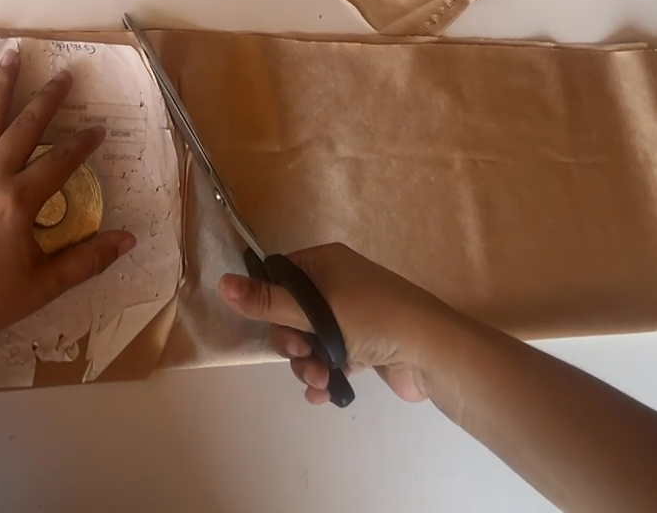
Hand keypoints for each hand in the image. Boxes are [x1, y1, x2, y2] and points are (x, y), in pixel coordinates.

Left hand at [0, 49, 136, 355]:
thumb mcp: (44, 286)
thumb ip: (87, 259)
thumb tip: (128, 239)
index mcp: (19, 202)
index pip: (60, 162)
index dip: (83, 144)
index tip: (99, 130)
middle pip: (25, 128)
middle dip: (48, 99)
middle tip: (65, 75)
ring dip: (1, 85)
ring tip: (11, 54)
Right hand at [218, 242, 439, 405]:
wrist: (434, 353)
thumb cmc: (373, 317)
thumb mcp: (316, 309)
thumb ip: (268, 302)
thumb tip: (222, 282)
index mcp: (325, 263)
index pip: (281, 277)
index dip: (269, 304)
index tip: (272, 326)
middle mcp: (337, 285)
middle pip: (292, 314)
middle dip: (292, 341)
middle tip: (301, 356)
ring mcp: (352, 317)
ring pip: (311, 341)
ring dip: (308, 363)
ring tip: (321, 379)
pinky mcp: (364, 347)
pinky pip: (331, 358)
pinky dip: (325, 375)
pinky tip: (325, 393)